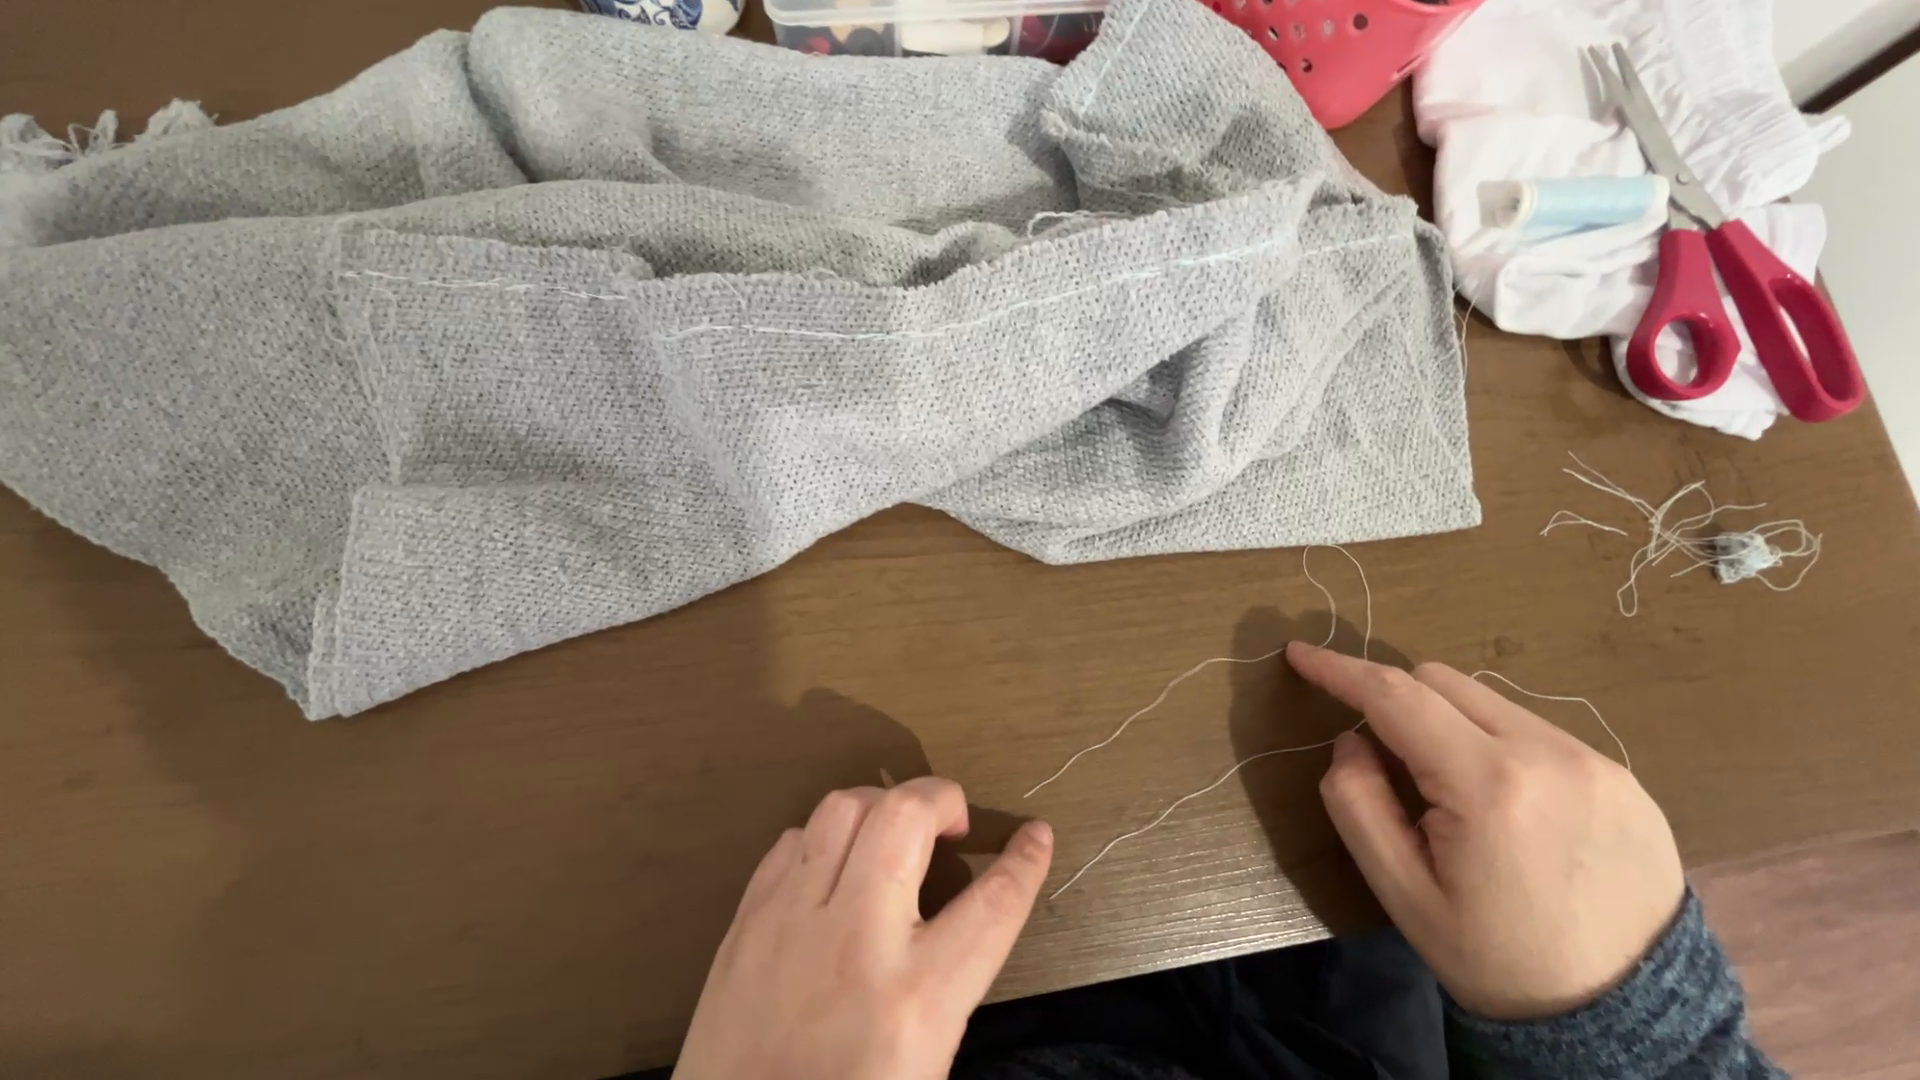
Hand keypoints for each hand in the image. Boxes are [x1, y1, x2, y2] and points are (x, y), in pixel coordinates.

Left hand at [674, 777, 1054, 1079]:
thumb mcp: (925, 1055)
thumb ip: (950, 979)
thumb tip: (967, 912)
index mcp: (916, 997)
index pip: (993, 905)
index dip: (1025, 862)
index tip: (1036, 835)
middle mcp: (857, 941)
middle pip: (906, 817)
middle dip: (942, 797)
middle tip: (949, 823)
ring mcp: (792, 921)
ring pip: (843, 808)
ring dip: (881, 804)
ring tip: (892, 831)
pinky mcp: (747, 919)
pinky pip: (793, 839)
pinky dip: (825, 837)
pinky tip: (834, 864)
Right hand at [1286, 641, 1685, 1020]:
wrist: (1625, 1023)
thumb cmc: (1493, 958)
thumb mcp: (1400, 891)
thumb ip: (1356, 802)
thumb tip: (1352, 740)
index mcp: (1489, 785)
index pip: (1396, 696)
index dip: (1339, 668)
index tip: (1300, 653)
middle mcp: (1550, 755)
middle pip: (1442, 681)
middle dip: (1396, 700)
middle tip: (1386, 760)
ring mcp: (1597, 762)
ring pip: (1489, 699)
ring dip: (1447, 721)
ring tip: (1450, 790)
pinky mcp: (1625, 777)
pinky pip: (1533, 728)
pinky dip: (1494, 741)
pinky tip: (1505, 803)